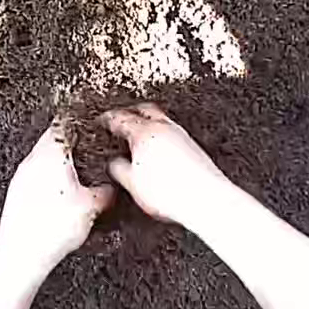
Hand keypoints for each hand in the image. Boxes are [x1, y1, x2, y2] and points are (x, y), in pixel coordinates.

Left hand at [0, 123, 114, 269]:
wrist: (22, 254)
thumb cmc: (53, 228)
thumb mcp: (92, 206)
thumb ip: (106, 192)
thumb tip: (113, 187)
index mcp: (50, 156)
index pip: (62, 124)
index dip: (78, 121)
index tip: (89, 121)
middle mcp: (32, 161)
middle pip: (52, 140)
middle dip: (72, 143)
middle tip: (89, 147)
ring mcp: (22, 177)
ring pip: (43, 158)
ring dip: (60, 161)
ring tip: (78, 171)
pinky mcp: (17, 193)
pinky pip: (36, 175)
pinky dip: (50, 177)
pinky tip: (62, 193)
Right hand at [101, 103, 235, 227]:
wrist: (205, 199)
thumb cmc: (170, 193)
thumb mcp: (132, 183)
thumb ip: (119, 169)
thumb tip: (115, 164)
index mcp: (144, 133)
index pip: (120, 118)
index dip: (108, 118)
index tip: (103, 120)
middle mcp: (164, 128)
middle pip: (144, 109)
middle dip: (130, 111)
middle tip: (121, 117)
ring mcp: (181, 135)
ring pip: (161, 119)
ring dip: (148, 121)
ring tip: (140, 132)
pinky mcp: (193, 146)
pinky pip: (172, 131)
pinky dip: (161, 133)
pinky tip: (160, 147)